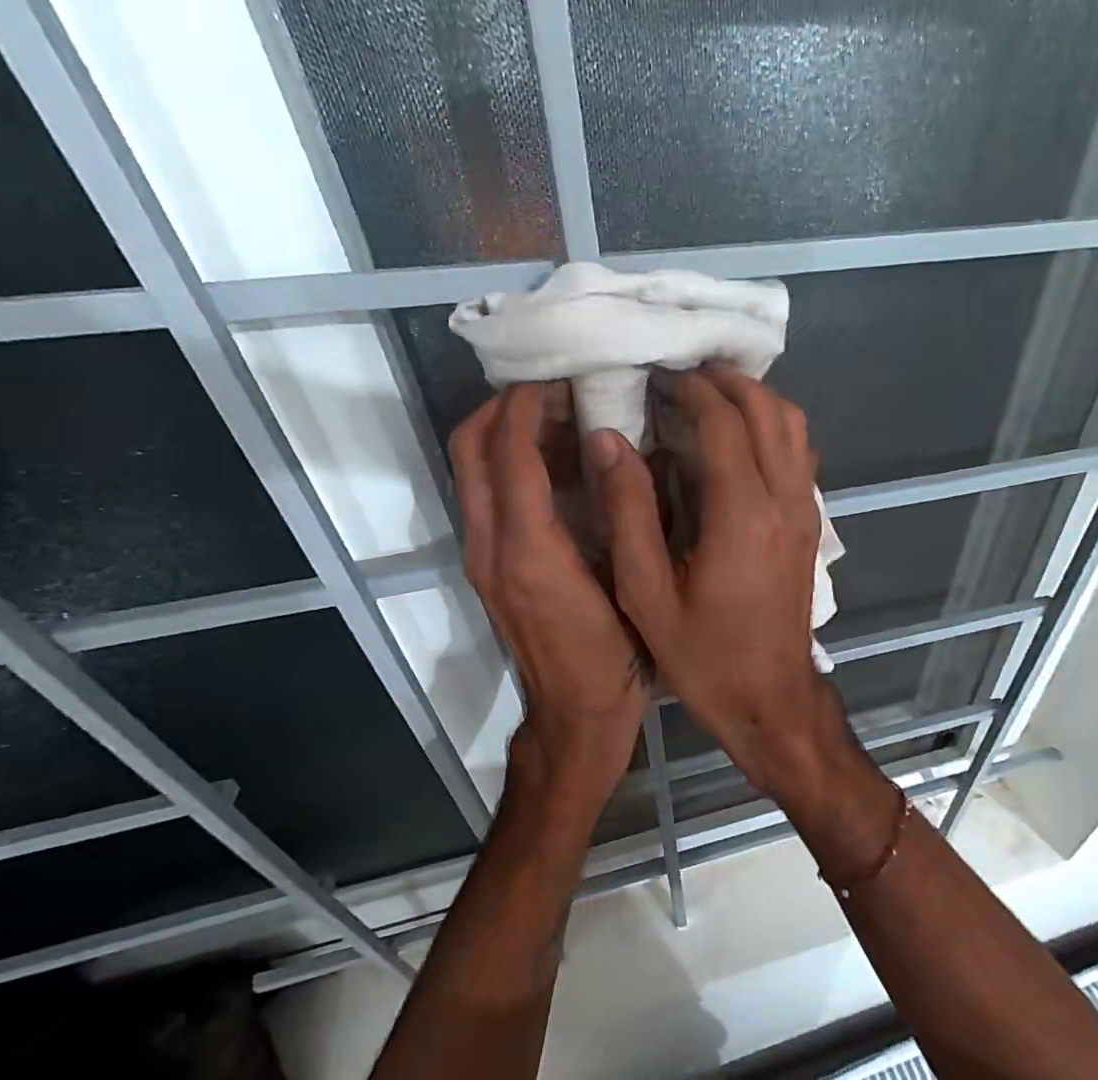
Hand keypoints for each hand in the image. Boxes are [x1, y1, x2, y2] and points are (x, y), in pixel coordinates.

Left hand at [450, 383, 647, 822]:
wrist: (575, 718)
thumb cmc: (614, 657)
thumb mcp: (628, 584)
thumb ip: (619, 514)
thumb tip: (615, 446)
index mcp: (527, 548)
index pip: (509, 450)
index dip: (530, 402)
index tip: (564, 371)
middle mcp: (490, 545)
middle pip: (469, 449)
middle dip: (504, 406)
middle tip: (557, 387)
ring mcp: (483, 557)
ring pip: (471, 470)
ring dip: (504, 431)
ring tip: (561, 412)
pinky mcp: (490, 567)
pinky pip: (486, 494)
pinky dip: (509, 462)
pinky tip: (559, 460)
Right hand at [591, 367, 852, 801]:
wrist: (771, 700)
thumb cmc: (704, 657)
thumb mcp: (647, 594)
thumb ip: (628, 513)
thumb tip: (608, 440)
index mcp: (742, 513)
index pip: (723, 421)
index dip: (689, 388)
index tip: (656, 373)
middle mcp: (784, 499)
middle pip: (767, 410)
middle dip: (725, 380)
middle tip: (680, 373)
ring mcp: (805, 511)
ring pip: (793, 426)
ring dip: (755, 398)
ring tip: (708, 394)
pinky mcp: (810, 525)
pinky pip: (799, 453)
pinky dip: (772, 426)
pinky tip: (738, 437)